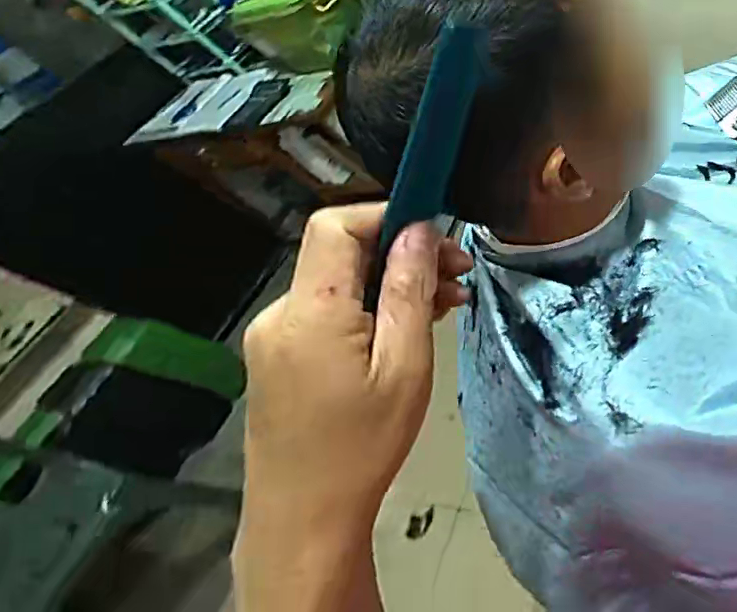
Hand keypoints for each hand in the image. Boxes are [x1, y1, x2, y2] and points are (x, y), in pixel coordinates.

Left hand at [232, 204, 471, 610]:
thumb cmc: (363, 443)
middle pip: (343, 252)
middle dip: (404, 251)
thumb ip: (409, 288)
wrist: (304, 523)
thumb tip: (419, 228)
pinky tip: (413, 325)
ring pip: (343, 282)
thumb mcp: (405, 362)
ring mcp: (276, 337)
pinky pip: (333, 309)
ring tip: (449, 302)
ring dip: (395, 282)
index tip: (435, 231)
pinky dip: (374, 307)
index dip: (386, 213)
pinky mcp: (282, 356)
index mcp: (309, 312)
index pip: (334, 224)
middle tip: (460, 273)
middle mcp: (282, 314)